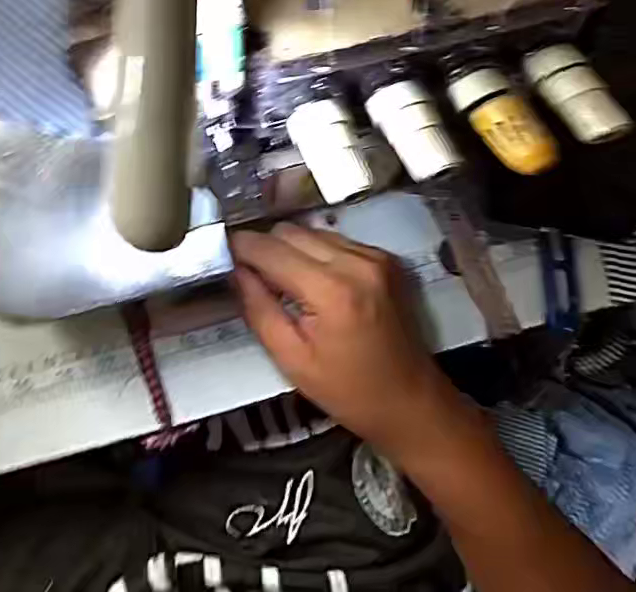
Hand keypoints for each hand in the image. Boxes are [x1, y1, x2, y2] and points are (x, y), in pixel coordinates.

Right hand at [229, 223, 475, 458]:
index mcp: (331, 290)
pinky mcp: (384, 257)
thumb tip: (235, 270)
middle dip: (264, 247)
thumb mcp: (292, 360)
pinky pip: (334, 239)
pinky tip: (314, 281)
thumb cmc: (349, 392)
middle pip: (289, 231)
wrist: (414, 403)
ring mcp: (373, 255)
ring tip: (282, 280)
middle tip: (249, 273)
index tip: (221, 254)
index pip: (270, 249)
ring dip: (290, 248)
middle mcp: (354, 261)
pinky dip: (315, 252)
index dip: (240, 248)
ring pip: (311, 230)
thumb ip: (258, 309)